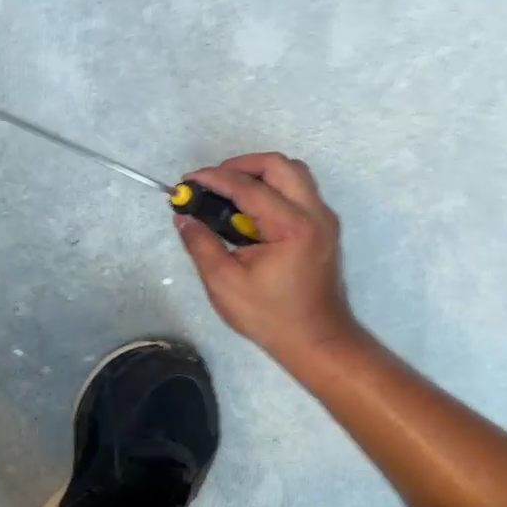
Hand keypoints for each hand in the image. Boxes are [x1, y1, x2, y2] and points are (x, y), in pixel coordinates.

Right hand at [175, 153, 363, 359]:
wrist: (317, 341)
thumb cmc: (269, 314)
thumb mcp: (223, 281)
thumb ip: (200, 243)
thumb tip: (183, 217)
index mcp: (291, 227)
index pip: (249, 186)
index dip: (214, 178)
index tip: (187, 182)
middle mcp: (314, 215)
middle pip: (280, 165)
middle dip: (241, 165)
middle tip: (212, 182)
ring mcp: (323, 220)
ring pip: (293, 174)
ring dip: (258, 175)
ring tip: (228, 194)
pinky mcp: (322, 229)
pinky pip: (297, 192)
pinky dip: (270, 189)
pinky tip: (246, 212)